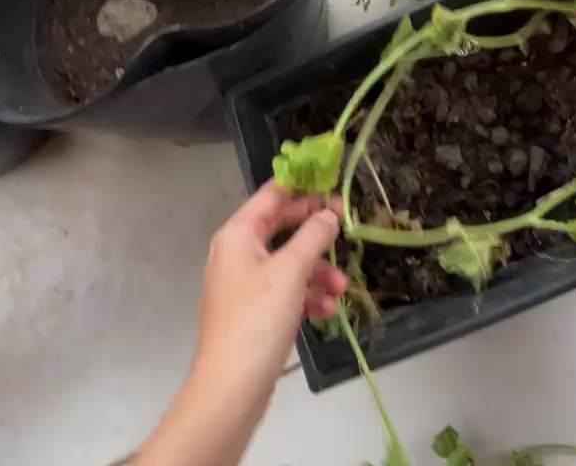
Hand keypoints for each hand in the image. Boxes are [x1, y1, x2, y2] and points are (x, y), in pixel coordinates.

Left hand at [191, 181, 348, 395]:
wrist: (229, 390)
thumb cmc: (257, 319)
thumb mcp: (291, 270)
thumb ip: (313, 235)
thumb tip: (330, 214)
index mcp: (239, 234)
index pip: (273, 193)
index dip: (303, 185)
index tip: (333, 184)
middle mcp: (238, 252)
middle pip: (282, 225)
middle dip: (315, 230)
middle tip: (345, 225)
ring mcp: (245, 283)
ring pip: (288, 260)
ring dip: (317, 269)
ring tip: (342, 286)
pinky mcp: (254, 311)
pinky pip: (285, 289)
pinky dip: (307, 294)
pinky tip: (327, 310)